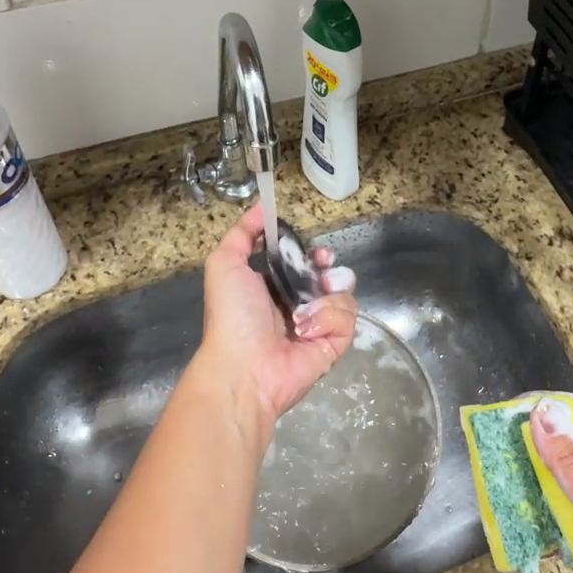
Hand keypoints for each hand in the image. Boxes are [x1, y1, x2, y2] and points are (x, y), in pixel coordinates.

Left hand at [197, 207, 358, 423]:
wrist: (244, 367)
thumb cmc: (233, 315)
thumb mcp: (225, 264)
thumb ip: (242, 232)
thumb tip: (262, 206)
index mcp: (275, 287)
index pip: (304, 261)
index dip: (312, 252)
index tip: (313, 250)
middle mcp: (299, 305)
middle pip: (330, 274)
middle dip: (330, 266)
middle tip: (322, 269)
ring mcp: (319, 325)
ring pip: (343, 292)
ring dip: (327, 293)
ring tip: (310, 303)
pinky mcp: (334, 343)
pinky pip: (347, 317)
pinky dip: (329, 317)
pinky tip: (308, 328)